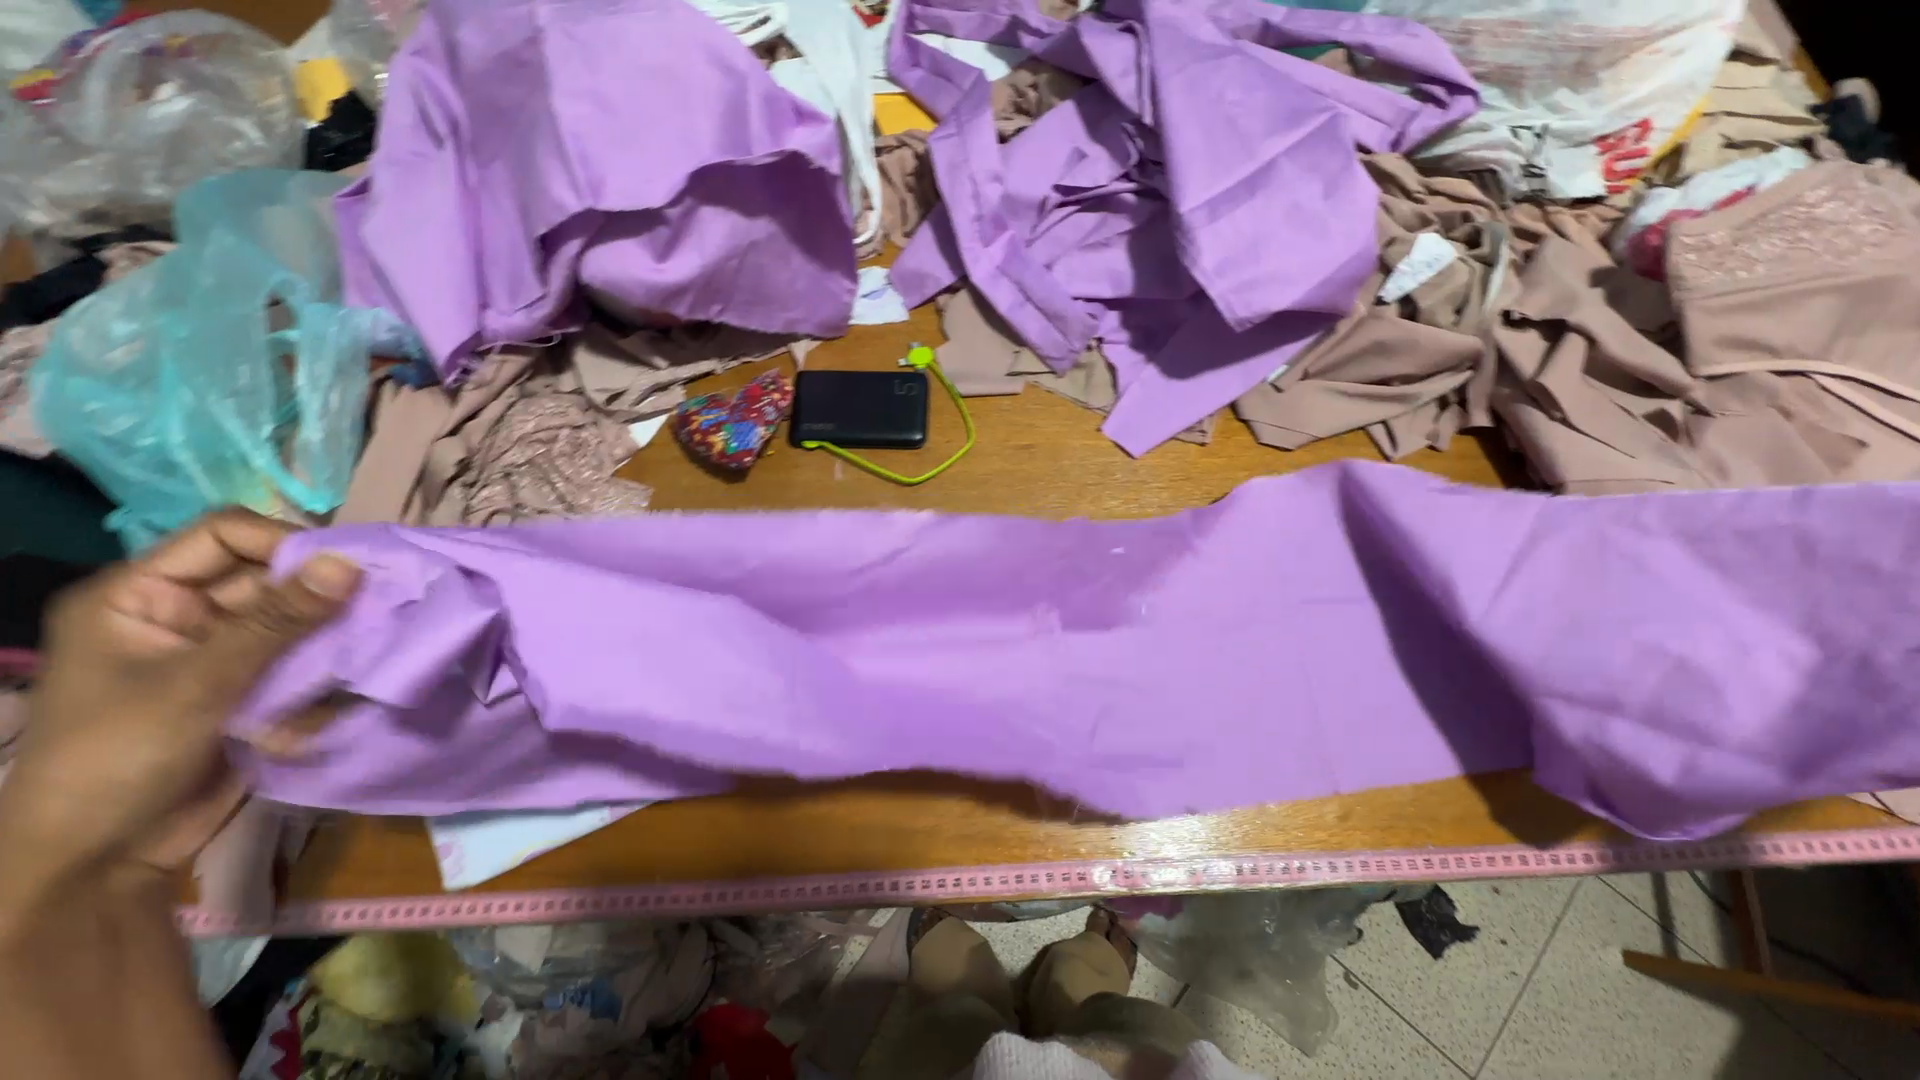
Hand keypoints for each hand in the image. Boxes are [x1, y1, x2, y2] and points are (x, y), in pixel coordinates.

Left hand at [0, 509, 359, 917]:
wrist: (102, 861)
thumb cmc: (118, 758)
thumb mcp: (197, 683)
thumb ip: (277, 621)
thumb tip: (351, 563)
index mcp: (140, 595)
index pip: (226, 535)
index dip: (285, 543)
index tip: (349, 569)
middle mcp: (183, 614)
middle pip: (271, 578)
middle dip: (323, 595)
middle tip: (382, 607)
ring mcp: (221, 655)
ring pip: (298, 623)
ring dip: (334, 638)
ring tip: (374, 650)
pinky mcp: (253, 691)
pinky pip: (305, 664)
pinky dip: (329, 675)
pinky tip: (346, 693)